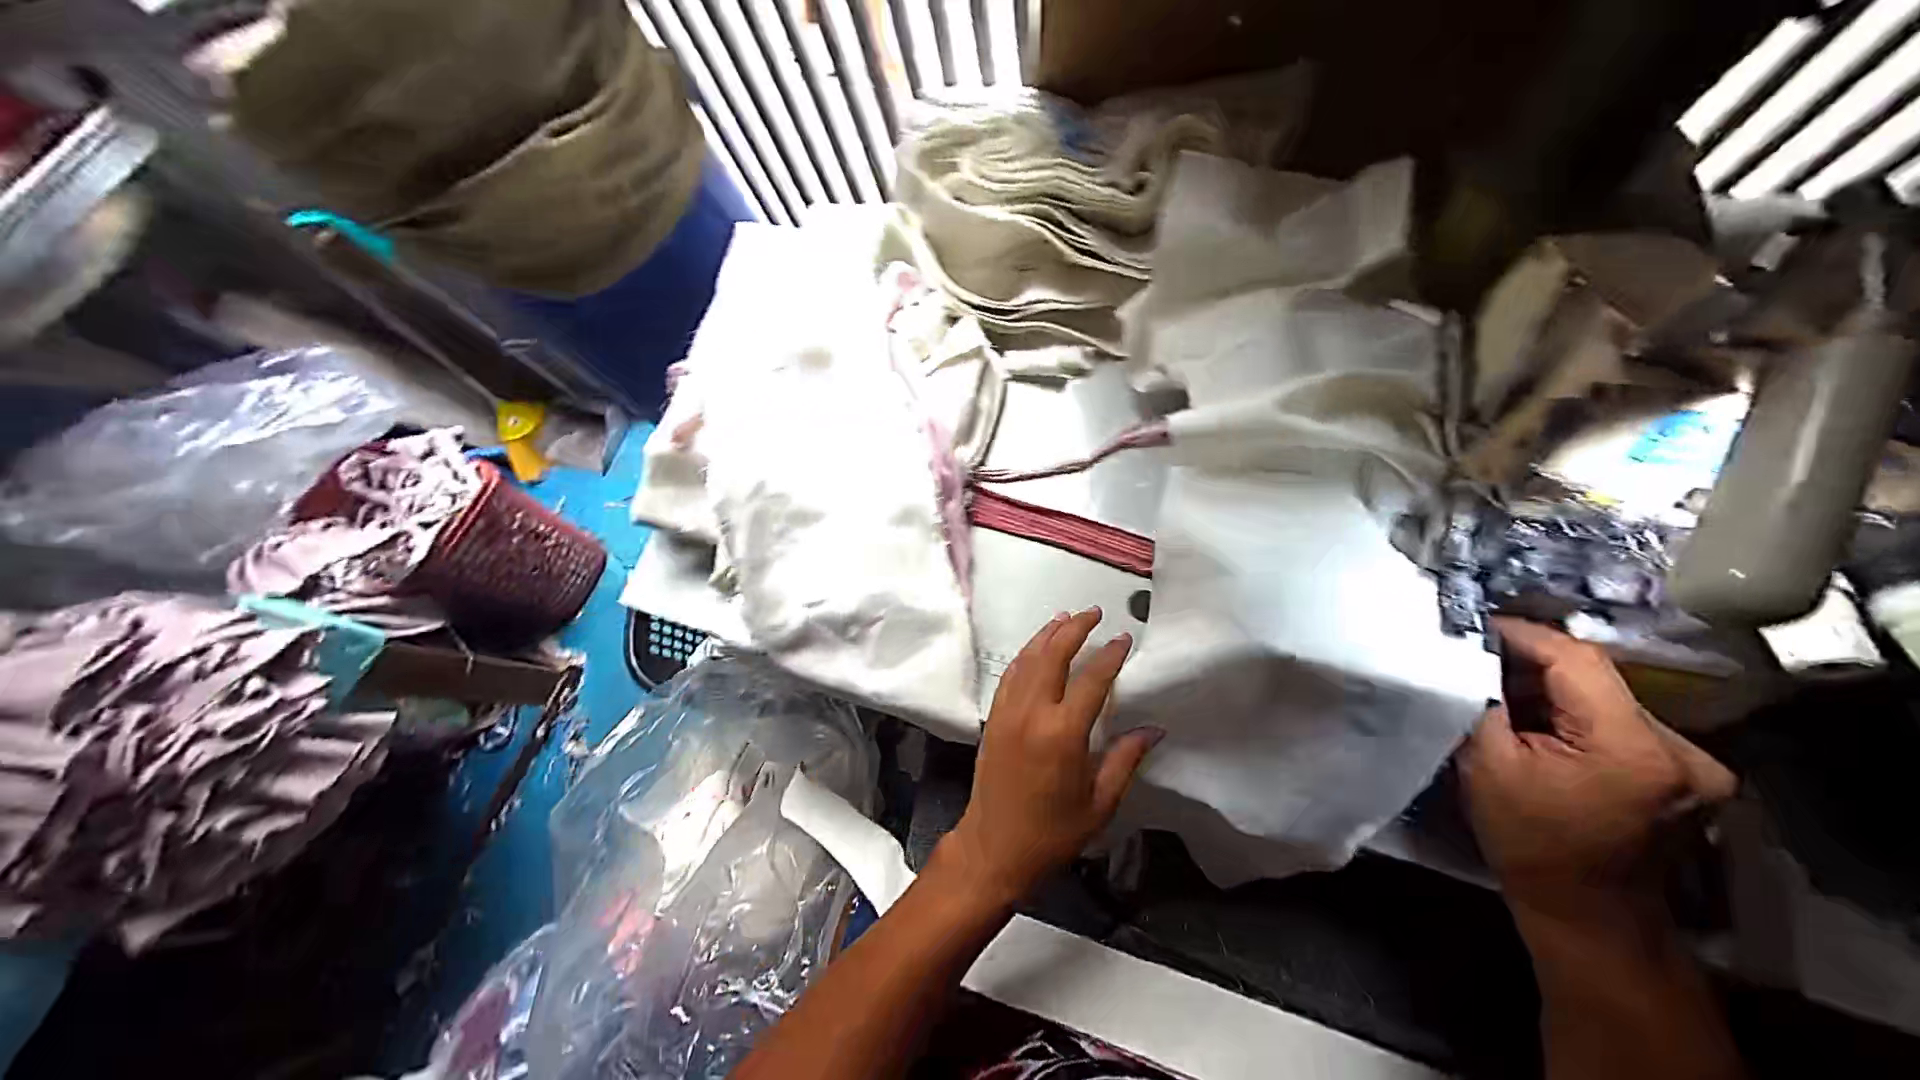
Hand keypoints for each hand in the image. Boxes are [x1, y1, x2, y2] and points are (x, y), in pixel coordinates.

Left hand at [935, 608, 1163, 907]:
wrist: (993, 847)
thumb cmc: (1051, 832)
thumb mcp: (1100, 803)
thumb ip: (1125, 759)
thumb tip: (1153, 729)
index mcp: (1062, 733)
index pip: (1091, 679)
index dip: (1110, 655)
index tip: (1123, 638)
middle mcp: (1032, 713)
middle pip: (1053, 655)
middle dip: (1075, 628)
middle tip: (1094, 613)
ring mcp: (1007, 712)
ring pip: (1027, 659)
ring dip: (1047, 634)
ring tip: (1066, 618)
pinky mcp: (993, 718)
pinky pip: (1010, 675)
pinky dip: (1025, 655)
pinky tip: (1034, 649)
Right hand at [1460, 617, 1736, 921]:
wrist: (1588, 915)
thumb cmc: (1529, 843)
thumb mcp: (1487, 765)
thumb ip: (1482, 702)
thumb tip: (1468, 655)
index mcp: (1634, 748)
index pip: (1576, 660)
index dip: (1521, 635)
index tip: (1474, 624)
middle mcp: (1681, 747)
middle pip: (1595, 676)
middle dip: (1531, 661)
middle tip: (1476, 655)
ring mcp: (1693, 761)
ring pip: (1606, 695)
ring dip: (1551, 686)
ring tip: (1499, 684)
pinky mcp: (1685, 771)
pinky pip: (1618, 717)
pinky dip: (1573, 710)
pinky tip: (1537, 717)